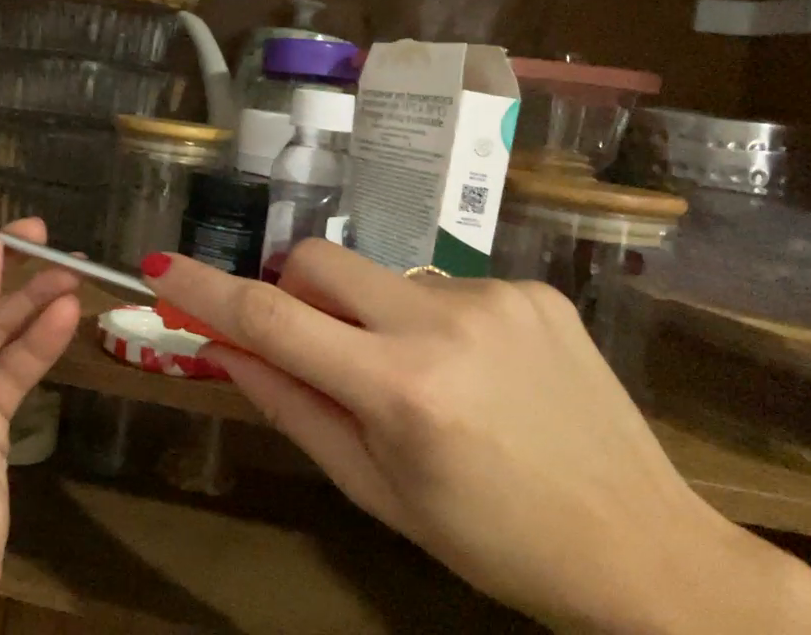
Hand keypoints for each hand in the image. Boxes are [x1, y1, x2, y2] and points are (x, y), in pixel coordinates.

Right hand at [144, 242, 810, 634]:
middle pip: (316, 260)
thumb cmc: (491, 541)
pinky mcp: (532, 289)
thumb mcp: (374, 489)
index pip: (272, 319)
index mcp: (401, 390)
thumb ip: (289, 406)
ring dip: (366, 314)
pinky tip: (472, 372)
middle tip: (312, 346)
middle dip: (290, 290)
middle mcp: (445, 323)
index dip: (206, 291)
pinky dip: (425, 319)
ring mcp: (495, 297)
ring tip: (416, 378)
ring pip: (376, 274)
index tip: (161, 269)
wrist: (648, 551)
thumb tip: (221, 346)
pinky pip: (438, 283)